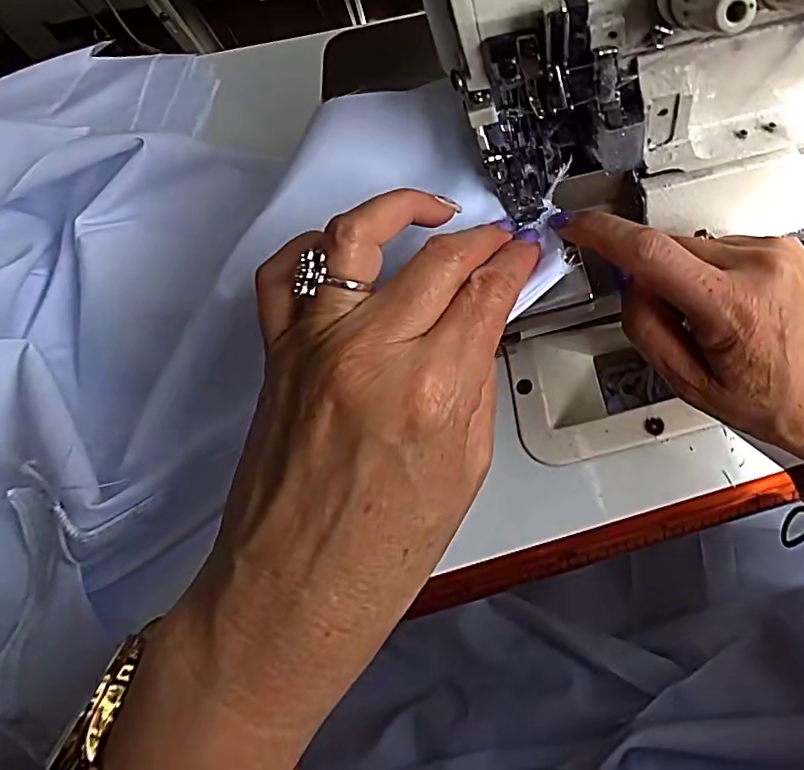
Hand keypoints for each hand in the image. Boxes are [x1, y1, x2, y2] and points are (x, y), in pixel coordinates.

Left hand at [107, 189, 540, 767]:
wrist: (290, 595)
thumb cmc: (384, 549)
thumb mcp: (469, 462)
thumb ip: (476, 379)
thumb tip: (482, 323)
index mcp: (434, 387)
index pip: (486, 293)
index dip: (514, 263)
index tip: (525, 252)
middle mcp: (372, 354)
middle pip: (439, 258)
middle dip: (481, 237)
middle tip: (499, 238)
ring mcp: (316, 346)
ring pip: (355, 237)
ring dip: (401, 208)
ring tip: (432, 209)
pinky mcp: (278, 354)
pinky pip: (285, 273)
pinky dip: (314, 244)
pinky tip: (347, 244)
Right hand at [558, 211, 803, 486]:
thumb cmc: (779, 401)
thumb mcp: (693, 385)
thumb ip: (647, 328)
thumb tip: (631, 288)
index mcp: (731, 307)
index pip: (649, 251)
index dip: (602, 233)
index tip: (579, 225)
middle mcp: (758, 267)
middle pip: (669, 247)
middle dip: (653, 274)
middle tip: (672, 317)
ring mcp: (775, 252)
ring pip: (695, 245)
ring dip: (688, 274)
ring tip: (717, 319)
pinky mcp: (783, 246)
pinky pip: (723, 245)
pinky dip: (715, 269)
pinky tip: (735, 304)